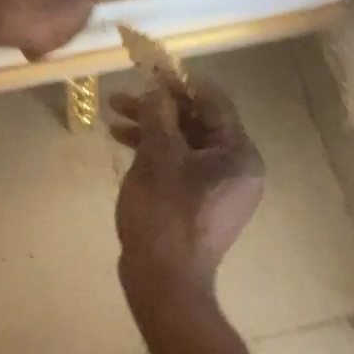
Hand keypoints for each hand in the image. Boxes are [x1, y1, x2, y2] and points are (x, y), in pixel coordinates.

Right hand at [110, 80, 265, 294]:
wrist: (164, 282)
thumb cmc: (165, 214)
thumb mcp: (158, 156)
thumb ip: (158, 115)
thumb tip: (157, 89)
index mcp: (239, 154)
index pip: (214, 102)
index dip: (179, 83)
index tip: (148, 72)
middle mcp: (238, 169)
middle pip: (198, 124)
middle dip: (158, 109)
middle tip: (120, 98)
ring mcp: (221, 190)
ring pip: (186, 147)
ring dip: (152, 131)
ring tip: (113, 120)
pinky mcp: (203, 207)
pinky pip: (183, 169)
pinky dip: (157, 156)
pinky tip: (126, 147)